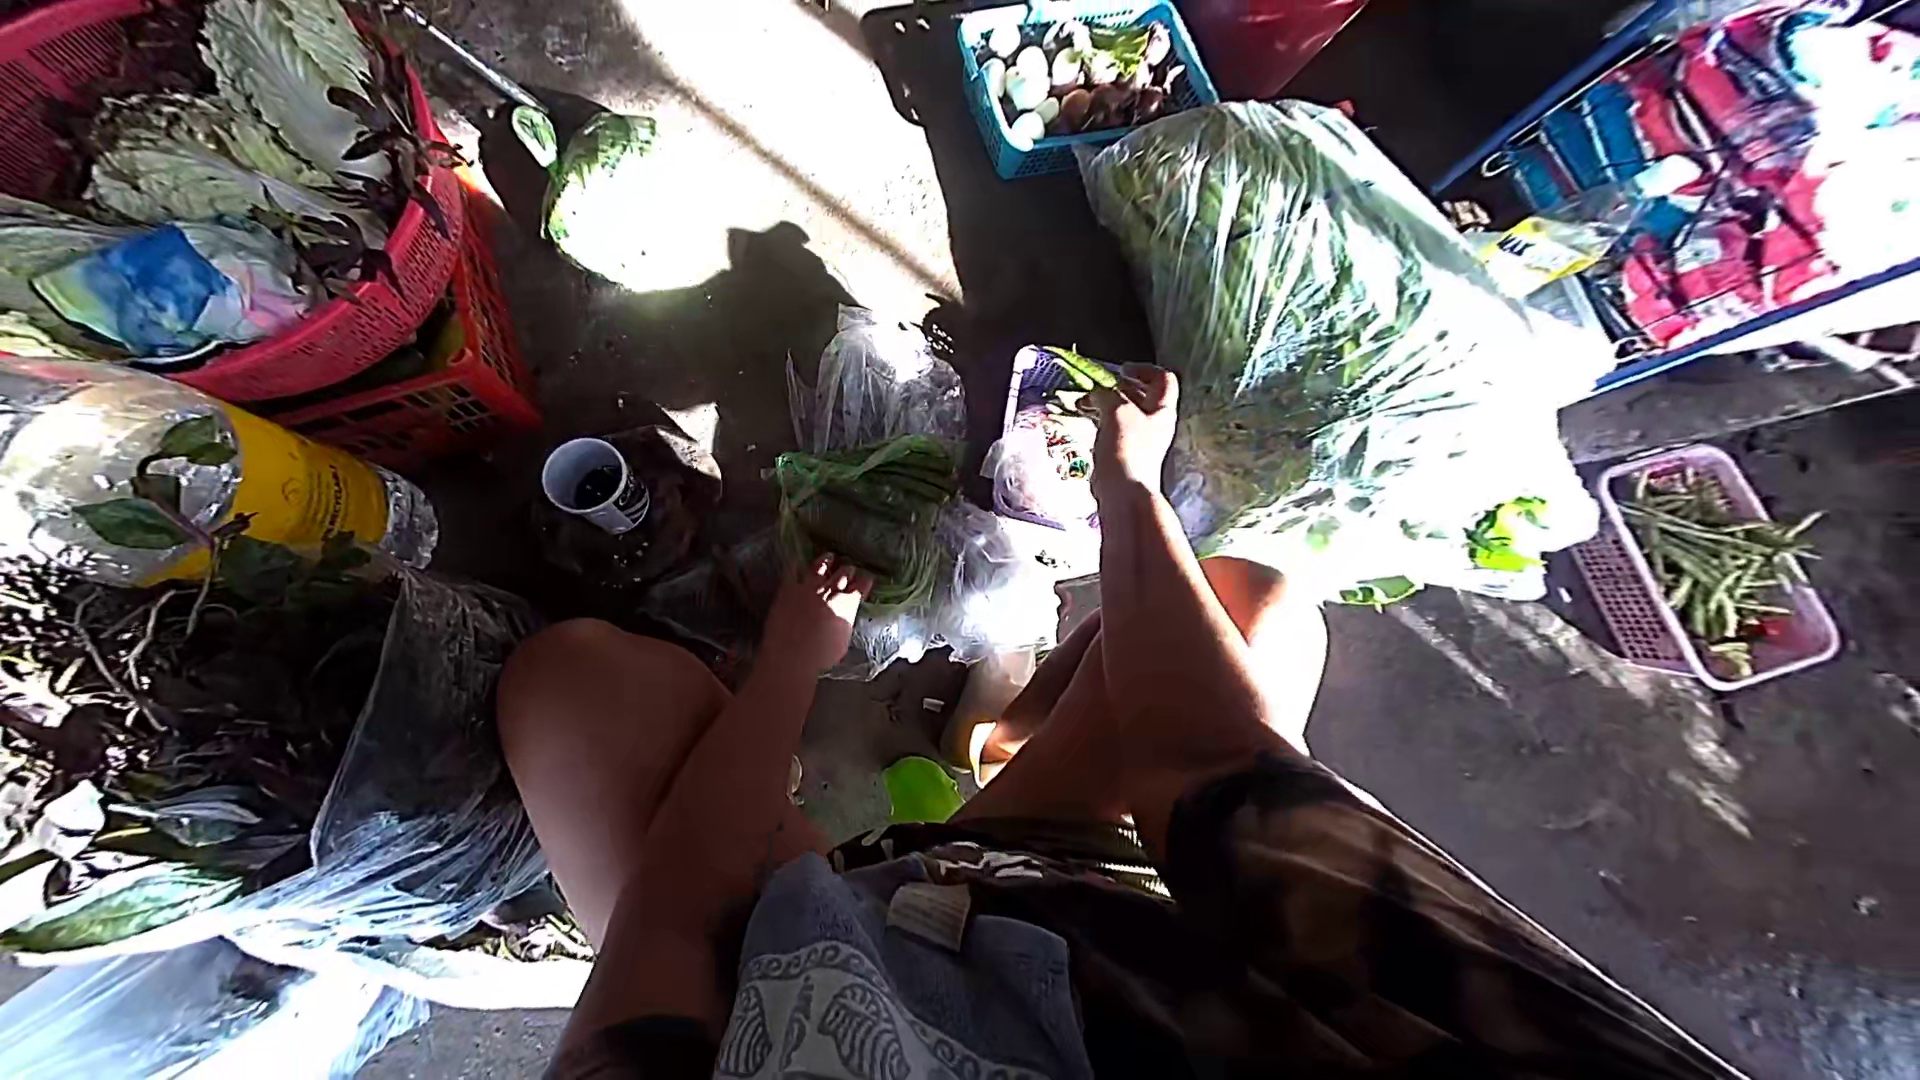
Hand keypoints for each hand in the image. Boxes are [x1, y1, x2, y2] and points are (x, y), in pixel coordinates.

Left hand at [762, 553, 872, 674]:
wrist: (790, 656)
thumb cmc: (821, 656)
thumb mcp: (844, 639)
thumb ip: (846, 621)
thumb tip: (845, 616)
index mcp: (848, 603)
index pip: (863, 583)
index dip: (866, 580)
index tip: (867, 579)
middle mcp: (831, 590)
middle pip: (845, 571)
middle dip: (849, 569)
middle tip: (850, 569)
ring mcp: (809, 586)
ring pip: (821, 565)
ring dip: (827, 560)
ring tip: (829, 557)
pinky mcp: (788, 588)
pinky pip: (793, 570)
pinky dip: (797, 565)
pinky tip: (797, 562)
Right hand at [1092, 364, 1177, 497]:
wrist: (1123, 490)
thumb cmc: (1126, 448)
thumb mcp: (1116, 411)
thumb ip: (1106, 395)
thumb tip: (1095, 394)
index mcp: (1162, 411)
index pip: (1163, 379)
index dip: (1144, 369)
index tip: (1122, 369)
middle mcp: (1155, 424)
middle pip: (1143, 396)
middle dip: (1120, 387)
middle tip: (1099, 385)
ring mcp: (1141, 441)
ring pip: (1126, 413)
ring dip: (1107, 404)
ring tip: (1087, 402)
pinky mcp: (1125, 454)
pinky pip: (1115, 430)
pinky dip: (1102, 421)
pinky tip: (1088, 421)